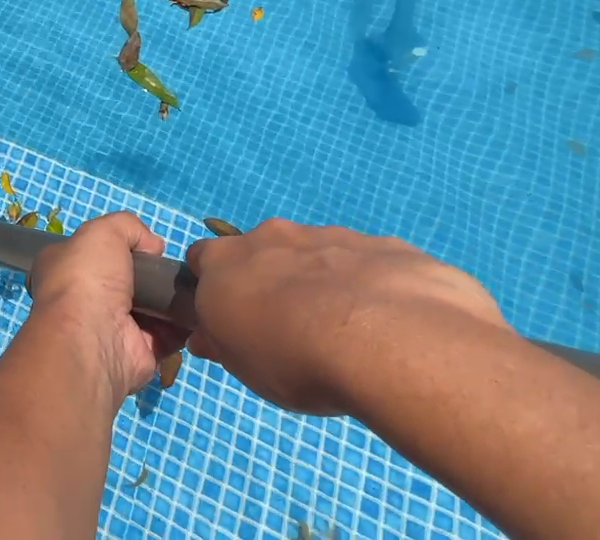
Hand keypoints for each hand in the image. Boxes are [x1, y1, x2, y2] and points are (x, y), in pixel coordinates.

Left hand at [28, 212, 187, 400]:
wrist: (95, 335)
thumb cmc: (87, 276)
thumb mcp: (101, 232)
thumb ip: (127, 226)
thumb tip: (152, 245)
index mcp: (62, 266)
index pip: (90, 252)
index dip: (117, 246)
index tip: (145, 247)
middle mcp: (82, 296)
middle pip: (124, 280)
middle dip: (149, 275)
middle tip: (169, 270)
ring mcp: (110, 325)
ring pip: (149, 307)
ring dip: (169, 299)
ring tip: (189, 288)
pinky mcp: (139, 350)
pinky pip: (168, 333)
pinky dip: (182, 324)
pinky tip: (195, 311)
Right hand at [185, 219, 507, 415]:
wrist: (388, 342)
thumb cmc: (291, 354)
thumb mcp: (240, 363)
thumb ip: (219, 342)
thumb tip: (205, 338)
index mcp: (224, 258)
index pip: (202, 259)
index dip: (215, 287)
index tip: (234, 318)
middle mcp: (271, 236)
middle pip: (264, 252)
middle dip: (276, 281)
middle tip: (296, 329)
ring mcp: (331, 236)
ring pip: (321, 255)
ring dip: (328, 283)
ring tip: (354, 334)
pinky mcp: (389, 248)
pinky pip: (376, 265)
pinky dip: (379, 288)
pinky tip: (397, 325)